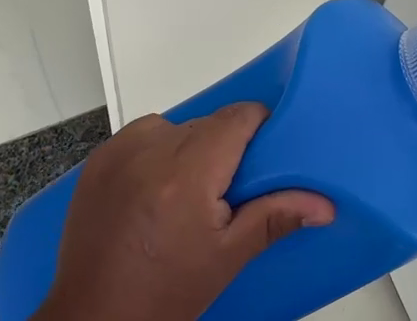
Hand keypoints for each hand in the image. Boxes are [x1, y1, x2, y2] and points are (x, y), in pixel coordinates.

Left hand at [36, 104, 334, 320]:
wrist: (92, 318)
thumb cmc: (165, 293)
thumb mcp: (227, 258)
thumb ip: (274, 217)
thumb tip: (324, 204)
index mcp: (189, 170)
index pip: (238, 116)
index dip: (257, 127)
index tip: (264, 154)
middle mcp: (152, 149)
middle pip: (207, 124)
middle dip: (222, 148)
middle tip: (224, 193)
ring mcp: (120, 150)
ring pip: (175, 127)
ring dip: (186, 149)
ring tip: (184, 197)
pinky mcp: (99, 159)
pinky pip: (142, 137)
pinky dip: (153, 154)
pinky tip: (152, 193)